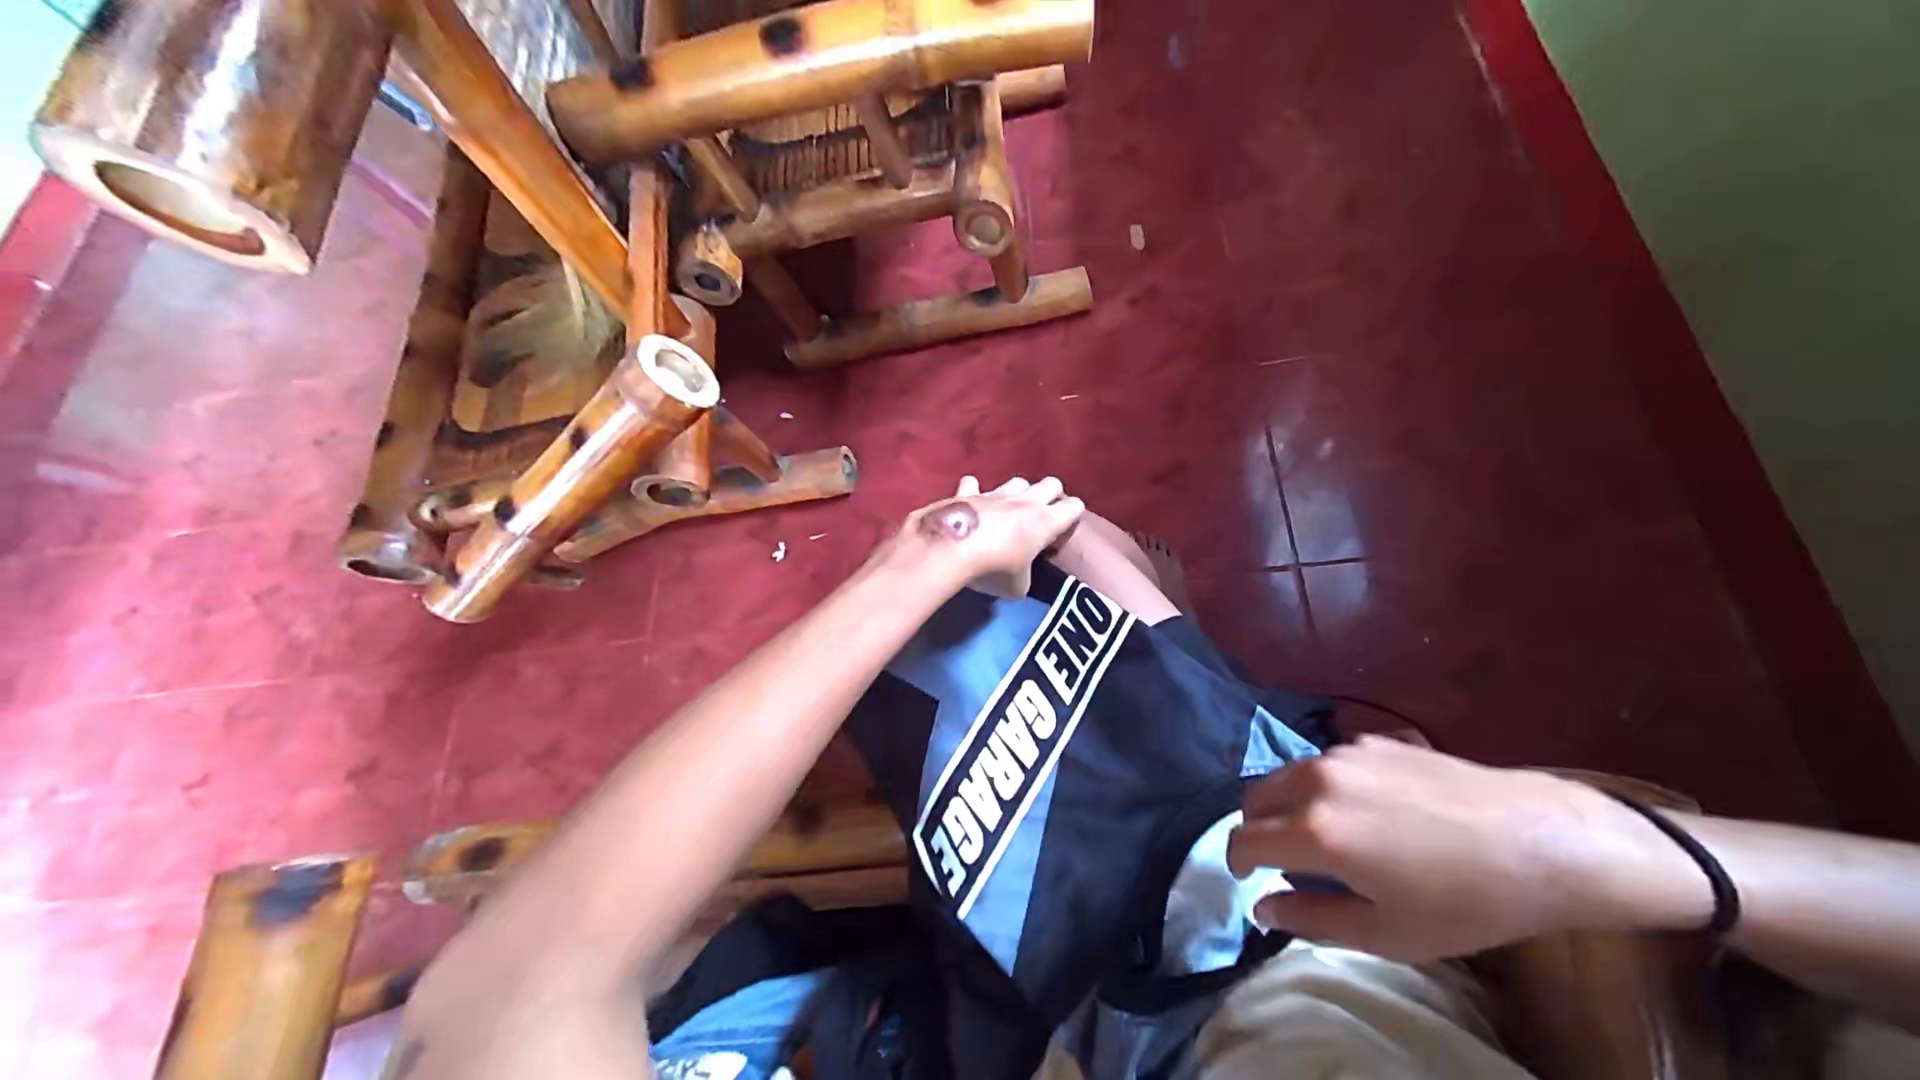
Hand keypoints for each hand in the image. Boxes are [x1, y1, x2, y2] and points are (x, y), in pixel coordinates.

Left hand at [897, 475, 1084, 597]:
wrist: (951, 550)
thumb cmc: (993, 570)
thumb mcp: (1018, 587)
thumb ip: (1025, 574)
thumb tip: (1017, 573)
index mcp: (1045, 522)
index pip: (1074, 506)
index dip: (1072, 515)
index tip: (1062, 530)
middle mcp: (1025, 501)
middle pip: (1051, 483)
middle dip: (1050, 496)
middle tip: (1041, 516)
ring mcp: (995, 493)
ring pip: (1017, 482)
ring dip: (1017, 493)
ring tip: (1009, 511)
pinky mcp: (967, 493)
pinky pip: (973, 484)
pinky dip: (973, 491)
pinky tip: (970, 501)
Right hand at [1226, 737, 1714, 961]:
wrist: (1543, 840)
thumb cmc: (1466, 900)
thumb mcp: (1388, 932)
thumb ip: (1311, 918)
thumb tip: (1263, 908)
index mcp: (1314, 830)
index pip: (1243, 838)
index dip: (1237, 861)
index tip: (1249, 878)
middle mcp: (1316, 780)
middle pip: (1255, 797)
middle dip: (1257, 827)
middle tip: (1284, 858)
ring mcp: (1342, 753)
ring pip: (1288, 776)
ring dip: (1289, 804)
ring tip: (1329, 834)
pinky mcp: (1370, 739)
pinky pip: (1325, 763)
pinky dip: (1325, 787)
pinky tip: (1369, 810)